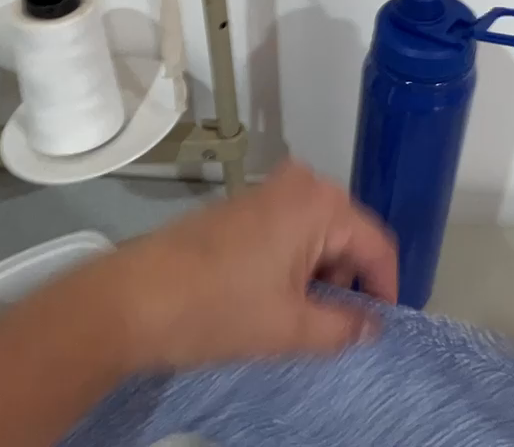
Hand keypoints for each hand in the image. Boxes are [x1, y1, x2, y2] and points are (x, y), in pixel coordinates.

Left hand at [57, 162, 398, 371]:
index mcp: (322, 203)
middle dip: (346, 283)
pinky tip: (269, 299)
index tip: (379, 326)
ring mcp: (270, 190)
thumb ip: (343, 328)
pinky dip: (293, 265)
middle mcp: (303, 184)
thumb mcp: (289, 328)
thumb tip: (373, 327)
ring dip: (318, 277)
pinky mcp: (245, 204)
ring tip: (294, 319)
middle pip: (348, 236)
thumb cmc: (216, 309)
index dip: (385, 288)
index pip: (376, 245)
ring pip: (319, 236)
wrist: (128, 300)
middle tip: (331, 328)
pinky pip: (291, 231)